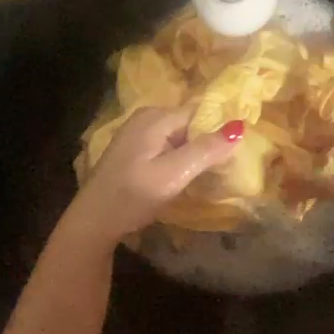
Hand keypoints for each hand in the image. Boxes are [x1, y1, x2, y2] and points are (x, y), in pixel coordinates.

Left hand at [64, 107, 240, 244]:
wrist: (94, 220)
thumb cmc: (132, 196)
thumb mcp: (172, 175)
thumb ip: (204, 150)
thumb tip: (240, 126)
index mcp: (155, 117)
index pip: (200, 112)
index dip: (220, 129)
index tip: (239, 151)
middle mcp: (146, 117)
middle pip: (190, 122)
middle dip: (208, 141)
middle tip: (228, 166)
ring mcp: (138, 133)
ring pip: (180, 135)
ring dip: (195, 152)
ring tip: (212, 173)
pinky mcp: (135, 150)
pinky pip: (167, 145)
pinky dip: (180, 157)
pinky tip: (186, 176)